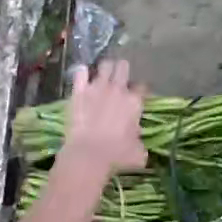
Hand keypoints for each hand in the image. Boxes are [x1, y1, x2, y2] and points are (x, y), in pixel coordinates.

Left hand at [61, 60, 146, 175]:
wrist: (89, 154)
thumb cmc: (118, 156)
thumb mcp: (138, 153)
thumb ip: (140, 143)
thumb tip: (138, 142)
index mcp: (135, 102)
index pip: (142, 87)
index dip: (140, 90)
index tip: (138, 94)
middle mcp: (118, 90)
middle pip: (123, 68)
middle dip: (122, 69)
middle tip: (120, 76)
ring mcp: (97, 87)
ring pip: (104, 65)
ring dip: (105, 68)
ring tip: (102, 73)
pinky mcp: (79, 91)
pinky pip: (80, 72)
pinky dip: (82, 72)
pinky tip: (82, 76)